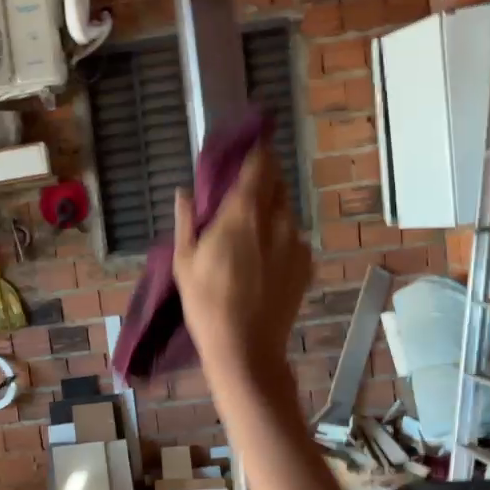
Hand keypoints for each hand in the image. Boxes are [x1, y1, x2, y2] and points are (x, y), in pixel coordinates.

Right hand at [172, 145, 311, 385]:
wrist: (245, 347)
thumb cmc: (206, 302)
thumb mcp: (184, 261)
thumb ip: (187, 221)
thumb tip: (185, 192)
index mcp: (243, 213)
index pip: (259, 165)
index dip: (258, 150)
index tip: (252, 143)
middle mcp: (275, 219)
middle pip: (277, 183)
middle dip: (264, 177)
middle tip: (246, 185)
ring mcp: (295, 242)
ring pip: (286, 211)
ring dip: (272, 209)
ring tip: (253, 226)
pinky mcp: (306, 264)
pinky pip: (293, 238)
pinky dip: (281, 237)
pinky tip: (265, 258)